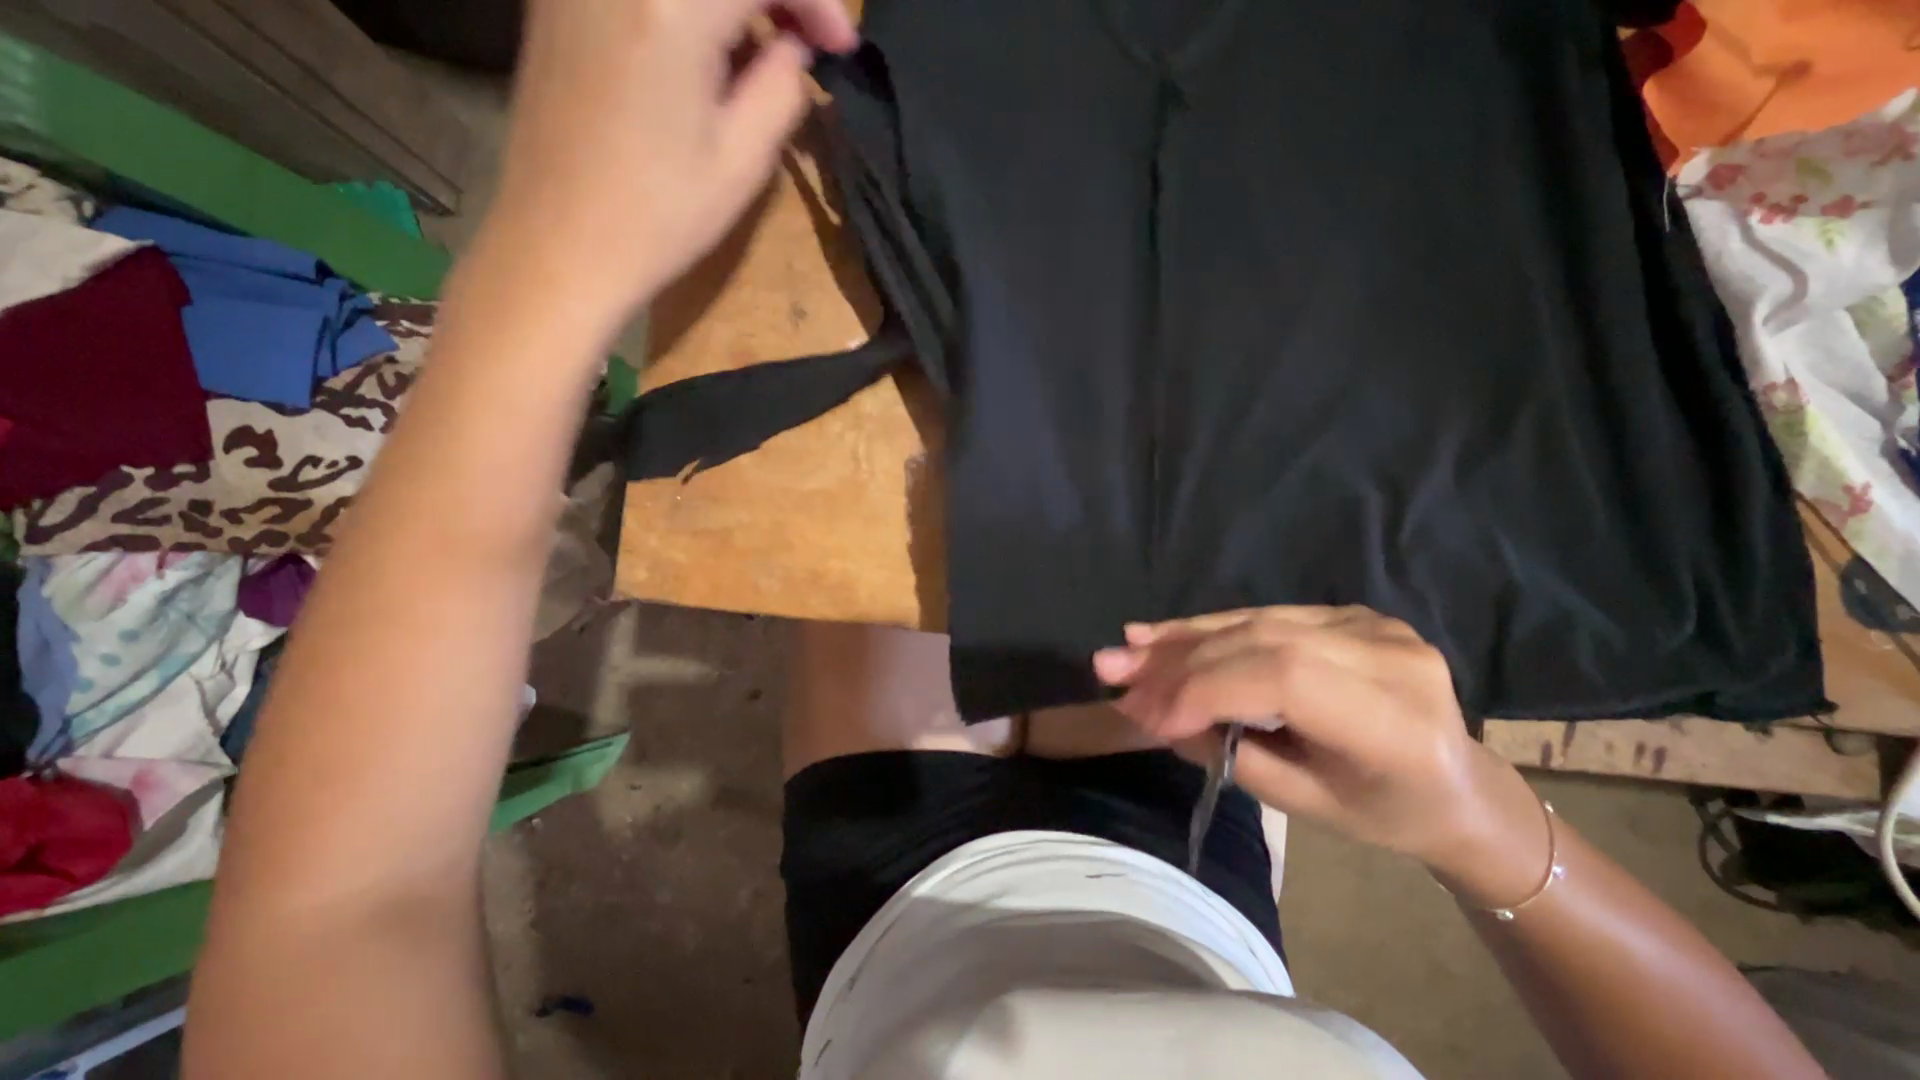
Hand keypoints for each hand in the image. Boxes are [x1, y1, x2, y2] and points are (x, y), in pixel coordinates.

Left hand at [471, 0, 858, 340]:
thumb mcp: (742, 159)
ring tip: (758, 45)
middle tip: (802, 38)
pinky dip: (685, 4)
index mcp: (670, 6)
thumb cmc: (656, 217)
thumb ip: (782, 84)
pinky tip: (704, 43)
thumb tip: (794, 45)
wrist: (555, 247)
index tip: (840, 47)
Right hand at [1093, 607, 1548, 901]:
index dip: (1205, 687)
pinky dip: (1214, 627)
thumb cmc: (1386, 814)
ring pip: (1260, 622)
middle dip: (1181, 661)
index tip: (1143, 715)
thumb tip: (1156, 715)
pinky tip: (1168, 633)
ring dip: (1186, 637)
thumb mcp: (1307, 805)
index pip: (1285, 679)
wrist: (1459, 786)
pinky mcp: (1356, 615)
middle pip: (1265, 642)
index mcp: (1395, 722)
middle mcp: (1391, 659)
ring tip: (1127, 651)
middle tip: (1112, 673)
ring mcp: (1376, 627)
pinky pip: (1270, 617)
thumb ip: (1233, 755)